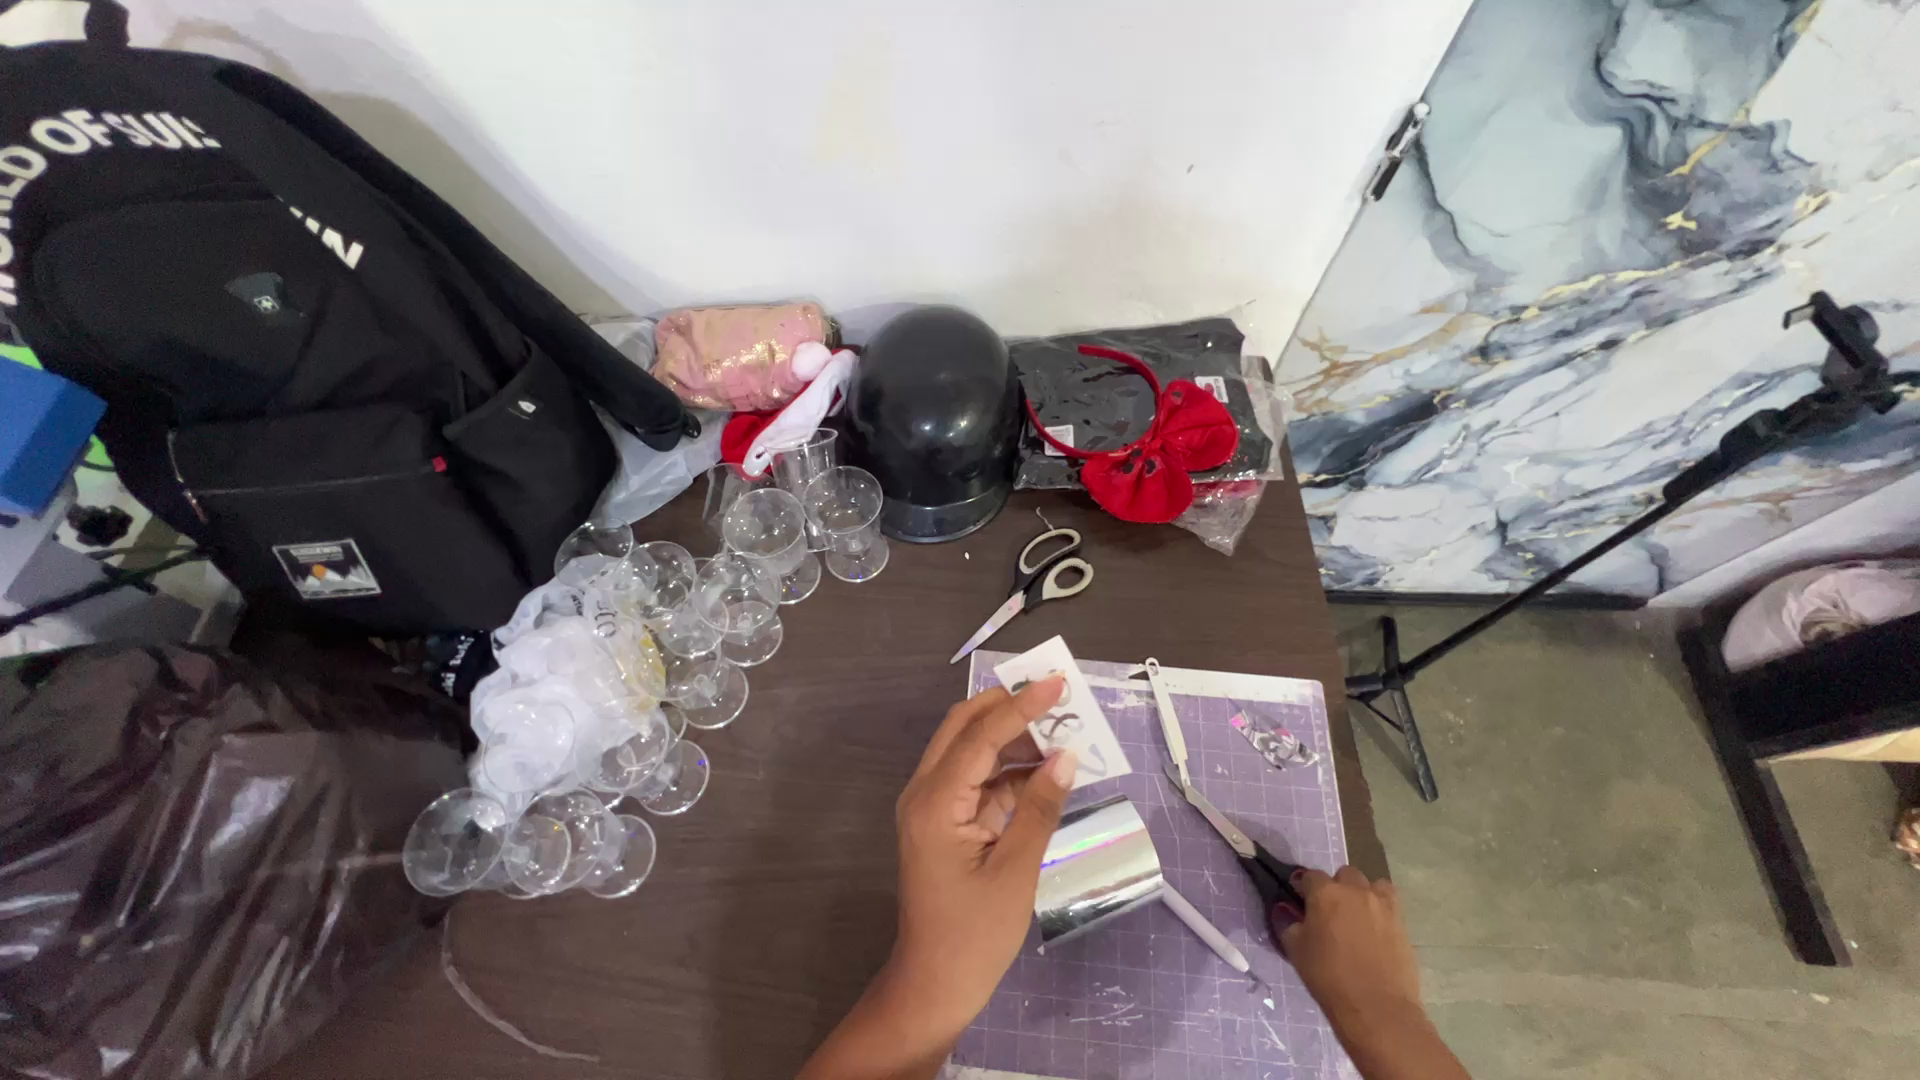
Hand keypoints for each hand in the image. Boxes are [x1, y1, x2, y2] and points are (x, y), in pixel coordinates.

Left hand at [797, 679, 1075, 1079]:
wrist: (934, 986)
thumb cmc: (974, 936)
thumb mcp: (1017, 871)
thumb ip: (1040, 807)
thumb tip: (1067, 756)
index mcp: (936, 801)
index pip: (981, 734)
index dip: (1022, 705)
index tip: (1057, 682)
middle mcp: (926, 792)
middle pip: (964, 728)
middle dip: (1008, 706)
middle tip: (1054, 694)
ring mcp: (932, 806)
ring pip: (970, 750)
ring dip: (1011, 736)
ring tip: (1059, 728)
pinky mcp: (944, 822)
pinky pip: (976, 779)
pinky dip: (1008, 769)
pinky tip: (1044, 770)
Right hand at [1282, 867, 1469, 1079]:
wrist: (1377, 1008)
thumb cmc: (1328, 977)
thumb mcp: (1295, 949)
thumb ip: (1289, 923)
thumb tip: (1289, 913)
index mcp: (1325, 893)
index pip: (1310, 876)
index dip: (1304, 888)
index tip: (1301, 902)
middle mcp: (1354, 890)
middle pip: (1344, 874)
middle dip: (1337, 887)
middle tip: (1331, 912)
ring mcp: (1382, 905)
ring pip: (1372, 884)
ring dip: (1362, 893)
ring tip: (1358, 917)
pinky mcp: (1402, 923)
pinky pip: (1390, 904)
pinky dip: (1382, 909)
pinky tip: (1376, 929)